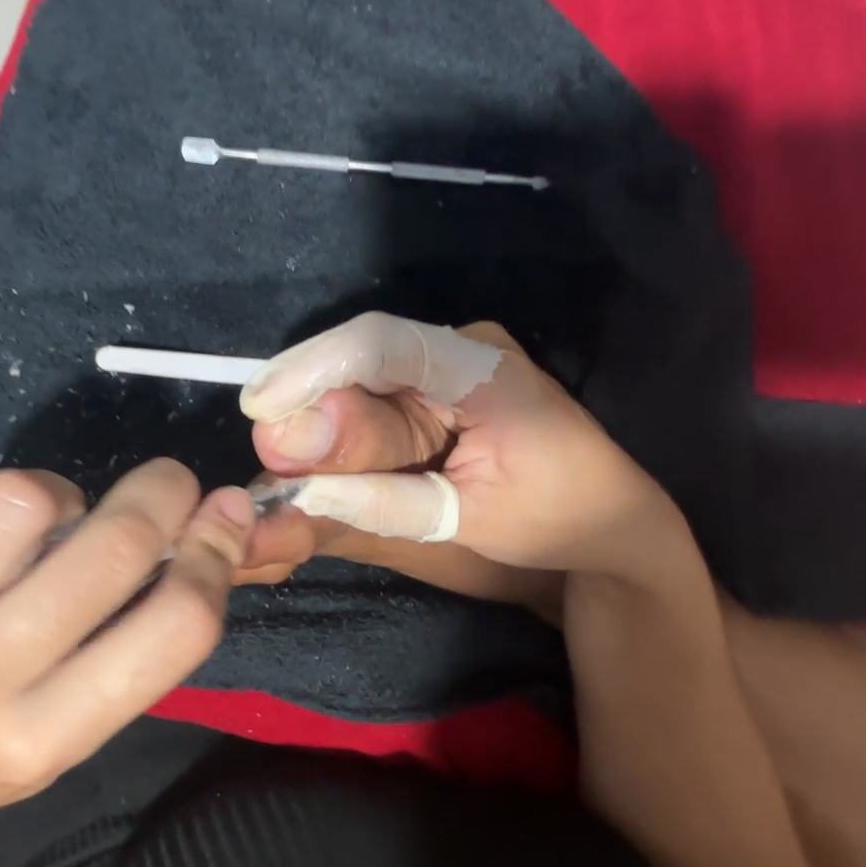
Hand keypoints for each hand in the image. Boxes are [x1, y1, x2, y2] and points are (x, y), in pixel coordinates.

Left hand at [0, 458, 252, 855]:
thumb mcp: (74, 728)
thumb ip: (141, 634)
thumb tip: (218, 517)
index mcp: (42, 740)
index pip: (174, 626)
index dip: (216, 554)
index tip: (221, 514)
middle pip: (110, 548)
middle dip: (161, 494)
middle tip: (165, 485)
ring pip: (18, 497)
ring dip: (55, 493)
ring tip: (43, 523)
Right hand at [238, 311, 688, 580]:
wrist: (604, 521)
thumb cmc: (553, 519)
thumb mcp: (467, 516)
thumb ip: (383, 497)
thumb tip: (295, 484)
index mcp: (480, 365)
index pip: (385, 345)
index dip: (316, 370)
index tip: (261, 407)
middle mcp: (457, 348)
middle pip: (362, 365)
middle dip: (306, 407)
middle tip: (265, 454)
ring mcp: (442, 366)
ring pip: (359, 383)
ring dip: (315, 423)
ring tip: (278, 464)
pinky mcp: (429, 391)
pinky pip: (370, 401)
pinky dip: (336, 433)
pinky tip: (307, 458)